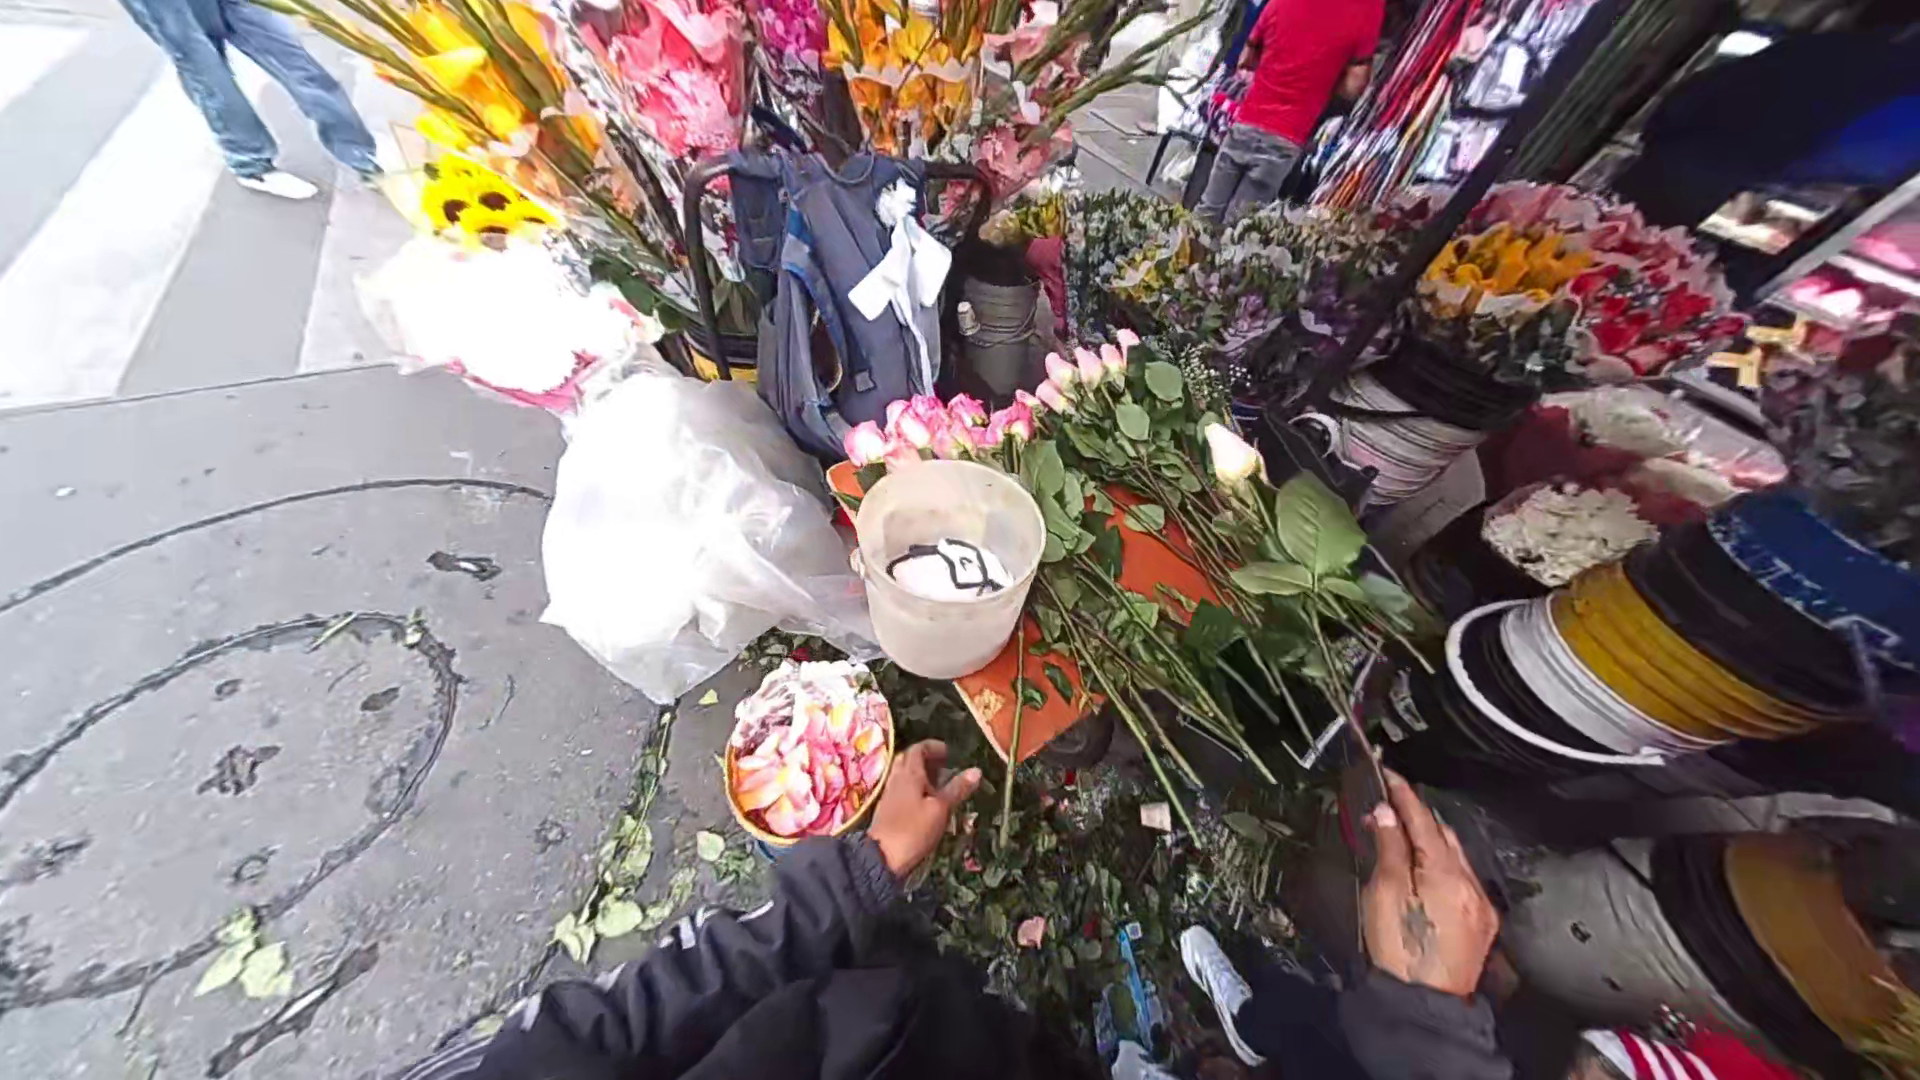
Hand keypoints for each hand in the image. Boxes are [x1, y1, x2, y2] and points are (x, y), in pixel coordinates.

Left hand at [867, 740, 981, 878]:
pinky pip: (901, 788)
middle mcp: (897, 778)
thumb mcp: (940, 809)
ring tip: (938, 785)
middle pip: (909, 759)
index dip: (933, 747)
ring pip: (904, 774)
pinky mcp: (887, 809)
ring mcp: (890, 794)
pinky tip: (925, 802)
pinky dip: (914, 787)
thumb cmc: (913, 829)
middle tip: (943, 766)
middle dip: (926, 759)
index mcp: (909, 773)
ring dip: (920, 774)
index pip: (918, 749)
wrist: (882, 858)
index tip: (948, 752)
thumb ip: (956, 789)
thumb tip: (976, 770)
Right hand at [1360, 771, 1498, 997]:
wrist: (1424, 1000)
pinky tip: (1418, 860)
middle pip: (1443, 834)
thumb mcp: (1385, 888)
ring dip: (1427, 835)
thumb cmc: (1399, 943)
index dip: (1403, 793)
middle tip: (1386, 800)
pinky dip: (1437, 858)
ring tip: (1398, 826)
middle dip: (1415, 813)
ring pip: (1453, 854)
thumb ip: (1389, 846)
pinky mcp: (1479, 921)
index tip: (1388, 773)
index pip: (1422, 820)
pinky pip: (1459, 875)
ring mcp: (1480, 905)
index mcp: (1447, 874)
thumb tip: (1386, 811)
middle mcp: (1472, 885)